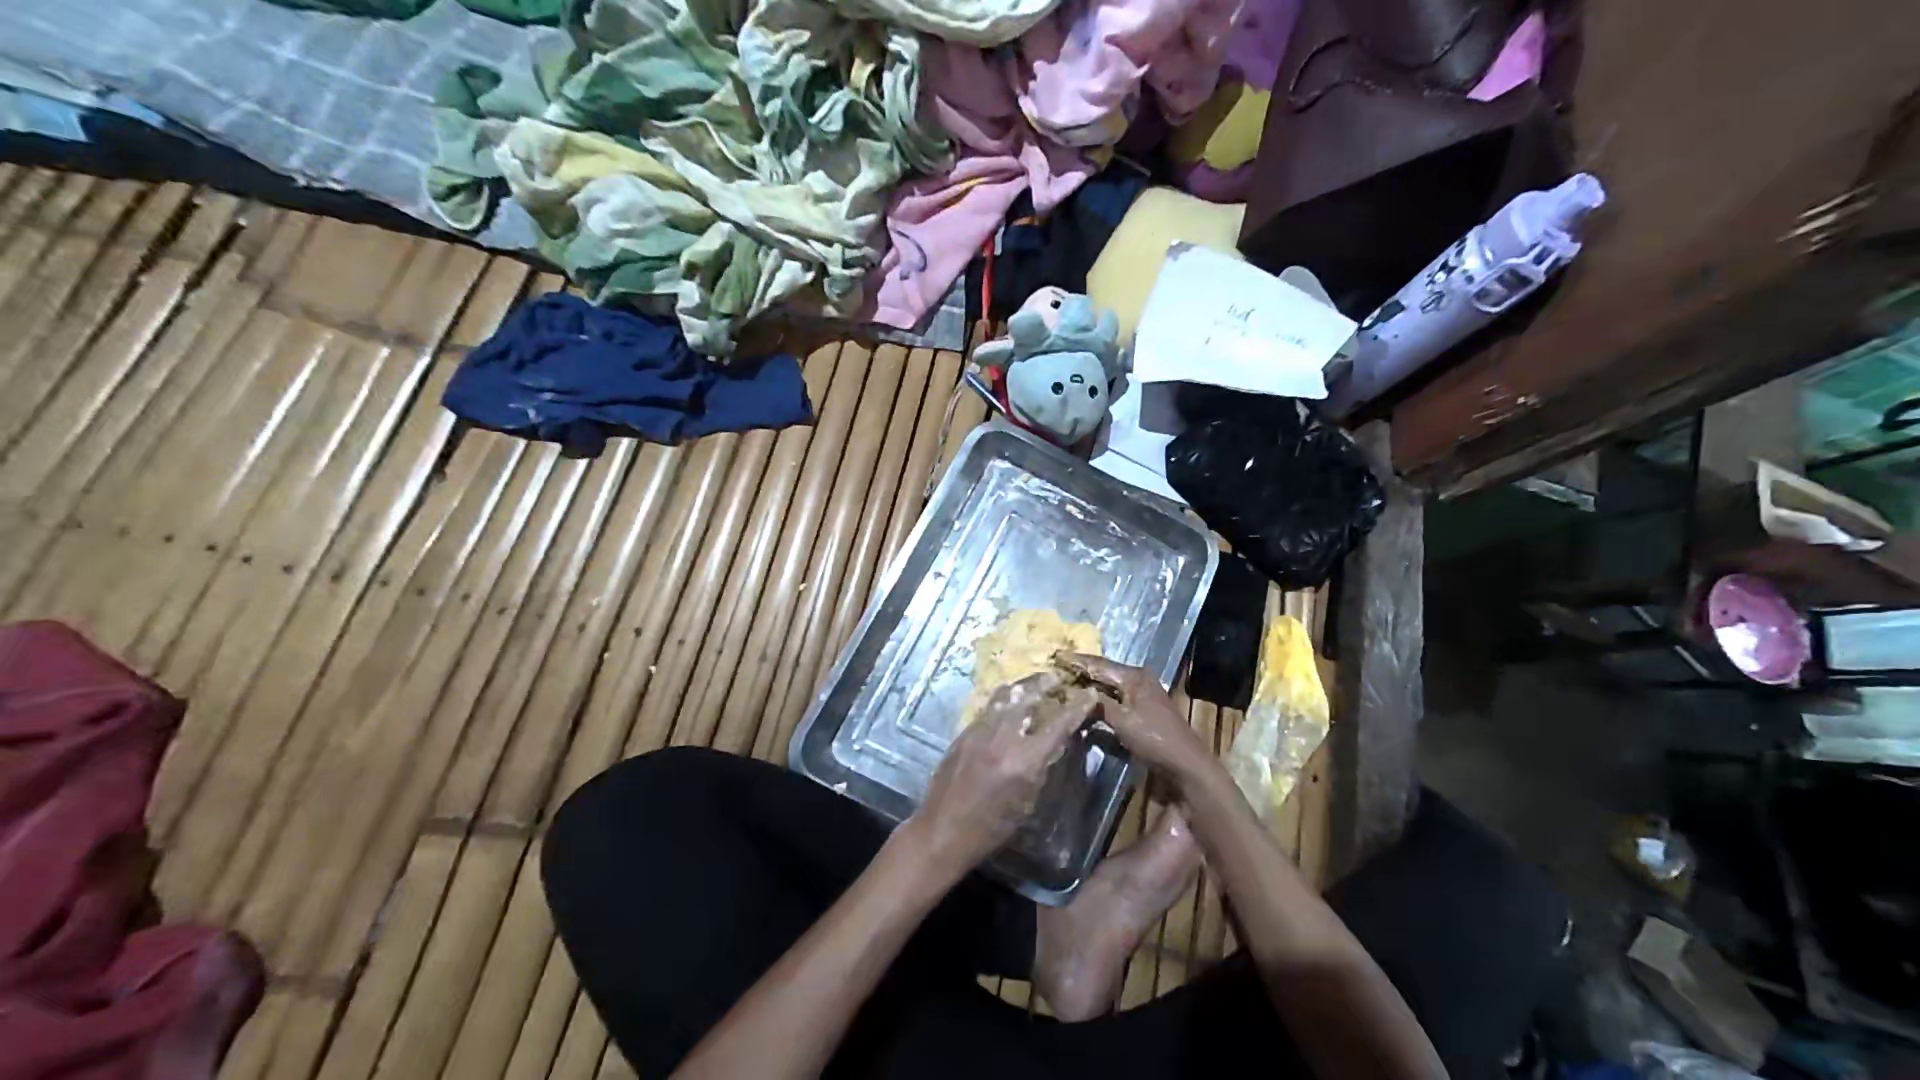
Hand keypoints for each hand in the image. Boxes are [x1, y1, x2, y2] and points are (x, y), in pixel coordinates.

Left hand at [906, 672, 1096, 875]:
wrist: (942, 829)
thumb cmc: (991, 828)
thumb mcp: (1027, 802)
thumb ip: (1041, 767)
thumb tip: (1054, 743)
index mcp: (1023, 761)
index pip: (1057, 725)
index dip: (1076, 707)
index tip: (1089, 694)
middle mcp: (1002, 738)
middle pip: (1026, 696)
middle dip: (1044, 684)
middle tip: (1056, 678)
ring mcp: (979, 731)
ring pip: (1003, 696)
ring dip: (1021, 687)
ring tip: (1033, 685)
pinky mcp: (963, 732)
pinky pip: (988, 708)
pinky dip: (1002, 701)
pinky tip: (1007, 705)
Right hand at [1055, 653, 1216, 787]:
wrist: (1185, 764)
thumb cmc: (1153, 738)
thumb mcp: (1121, 720)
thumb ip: (1096, 703)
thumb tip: (1074, 692)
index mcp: (1133, 676)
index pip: (1098, 663)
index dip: (1075, 661)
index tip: (1053, 657)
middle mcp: (1137, 679)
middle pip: (1103, 672)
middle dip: (1080, 673)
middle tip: (1054, 673)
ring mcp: (1141, 694)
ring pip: (1107, 687)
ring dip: (1088, 688)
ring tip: (1064, 687)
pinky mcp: (1141, 710)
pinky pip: (1113, 699)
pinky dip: (1099, 700)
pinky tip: (1083, 704)